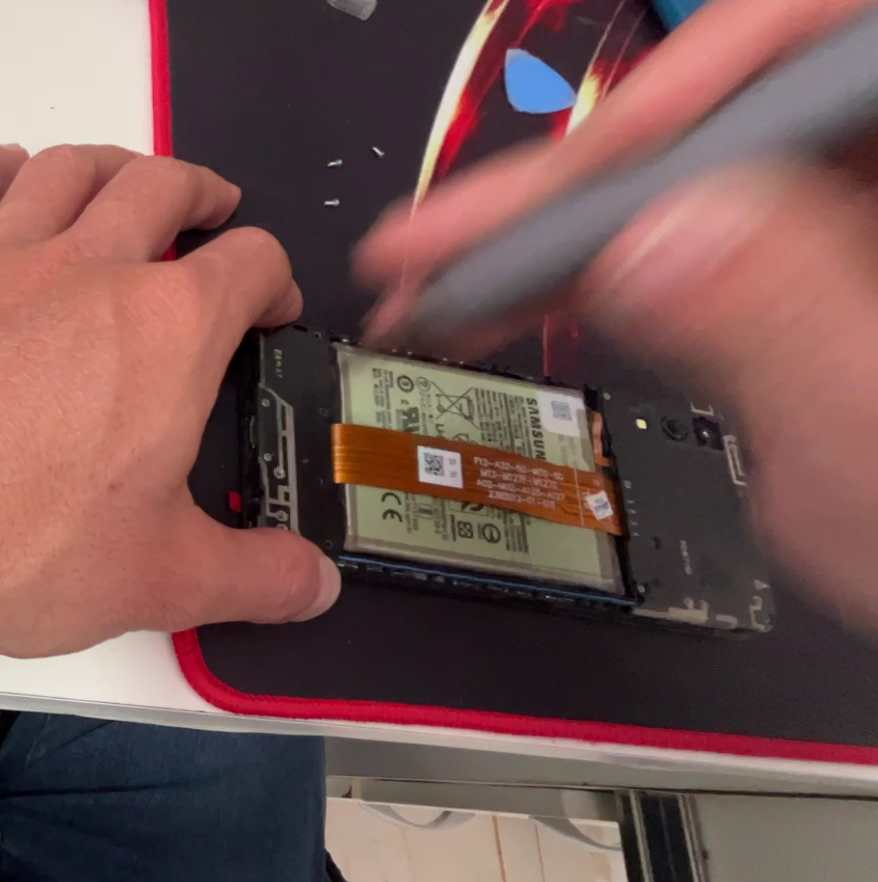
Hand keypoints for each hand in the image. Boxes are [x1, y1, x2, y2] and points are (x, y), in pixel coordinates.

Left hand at [0, 143, 337, 659]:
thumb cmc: (7, 549)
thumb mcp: (157, 581)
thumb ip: (252, 577)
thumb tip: (310, 584)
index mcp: (166, 331)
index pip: (248, 266)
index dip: (271, 279)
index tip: (268, 304)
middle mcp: (85, 271)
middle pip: (162, 188)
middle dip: (199, 195)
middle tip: (208, 214)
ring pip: (65, 170)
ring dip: (106, 165)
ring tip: (122, 184)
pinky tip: (1, 179)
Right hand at [354, 0, 877, 625]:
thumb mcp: (874, 456)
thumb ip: (779, 328)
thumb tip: (653, 235)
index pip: (831, 43)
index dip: (679, 97)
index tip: (557, 188)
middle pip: (719, 122)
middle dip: (553, 192)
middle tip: (431, 245)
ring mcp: (847, 229)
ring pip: (667, 188)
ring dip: (530, 239)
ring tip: (430, 289)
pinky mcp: (794, 280)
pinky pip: (659, 246)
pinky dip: (561, 277)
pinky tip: (490, 309)